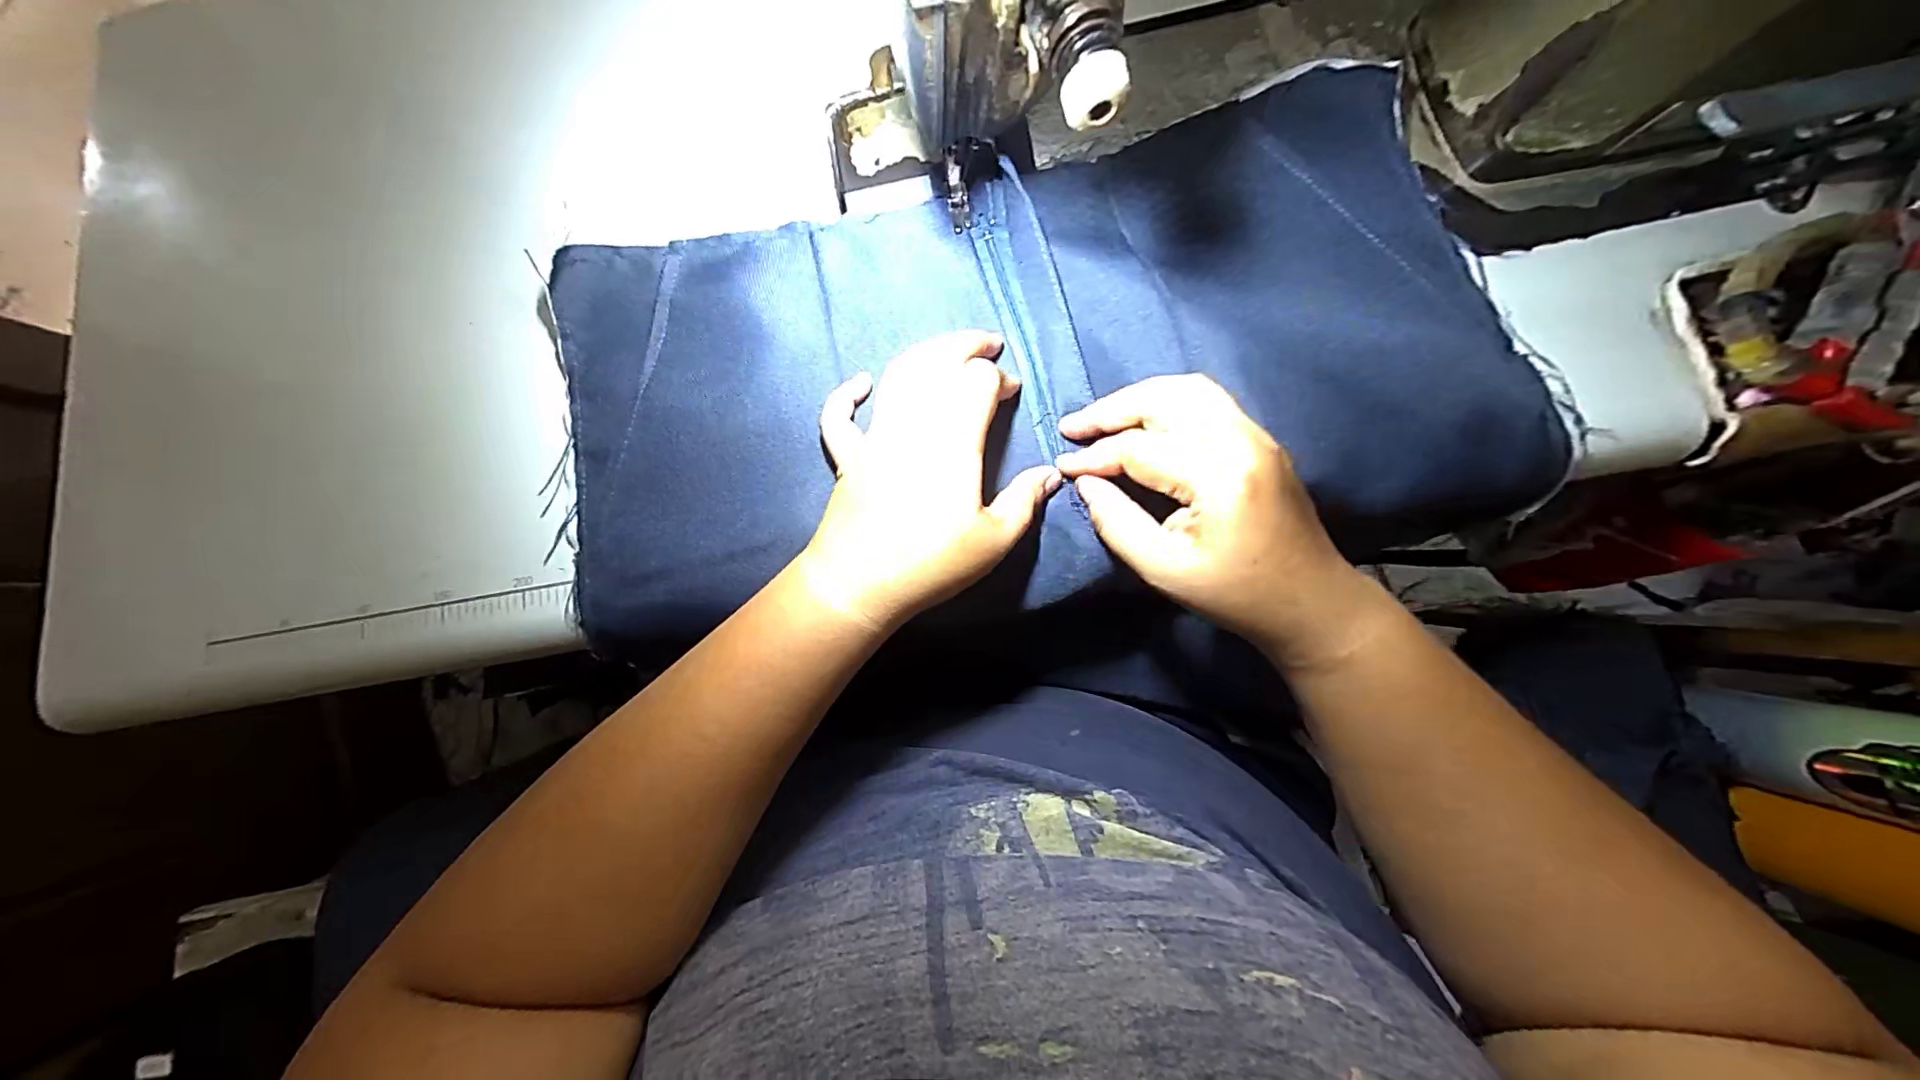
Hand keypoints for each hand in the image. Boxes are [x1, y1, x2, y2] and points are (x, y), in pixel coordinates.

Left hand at [798, 331, 1061, 630]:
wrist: (859, 584)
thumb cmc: (932, 563)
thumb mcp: (994, 540)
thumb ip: (1025, 501)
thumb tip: (1050, 475)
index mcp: (954, 441)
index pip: (978, 382)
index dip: (999, 378)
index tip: (1012, 391)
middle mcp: (913, 425)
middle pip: (937, 361)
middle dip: (965, 345)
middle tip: (987, 343)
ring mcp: (874, 437)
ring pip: (896, 375)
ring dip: (923, 353)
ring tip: (946, 350)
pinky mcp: (847, 456)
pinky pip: (838, 415)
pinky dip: (847, 394)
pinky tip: (861, 384)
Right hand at [1055, 374, 1395, 670]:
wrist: (1310, 602)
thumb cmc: (1234, 595)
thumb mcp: (1163, 569)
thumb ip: (1116, 522)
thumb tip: (1085, 482)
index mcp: (1219, 476)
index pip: (1141, 447)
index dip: (1095, 455)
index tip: (1062, 467)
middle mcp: (1242, 441)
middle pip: (1165, 398)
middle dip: (1112, 409)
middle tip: (1073, 427)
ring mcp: (1257, 436)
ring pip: (1188, 390)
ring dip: (1139, 399)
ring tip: (1102, 419)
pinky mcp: (1261, 441)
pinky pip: (1208, 401)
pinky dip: (1167, 403)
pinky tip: (1144, 422)